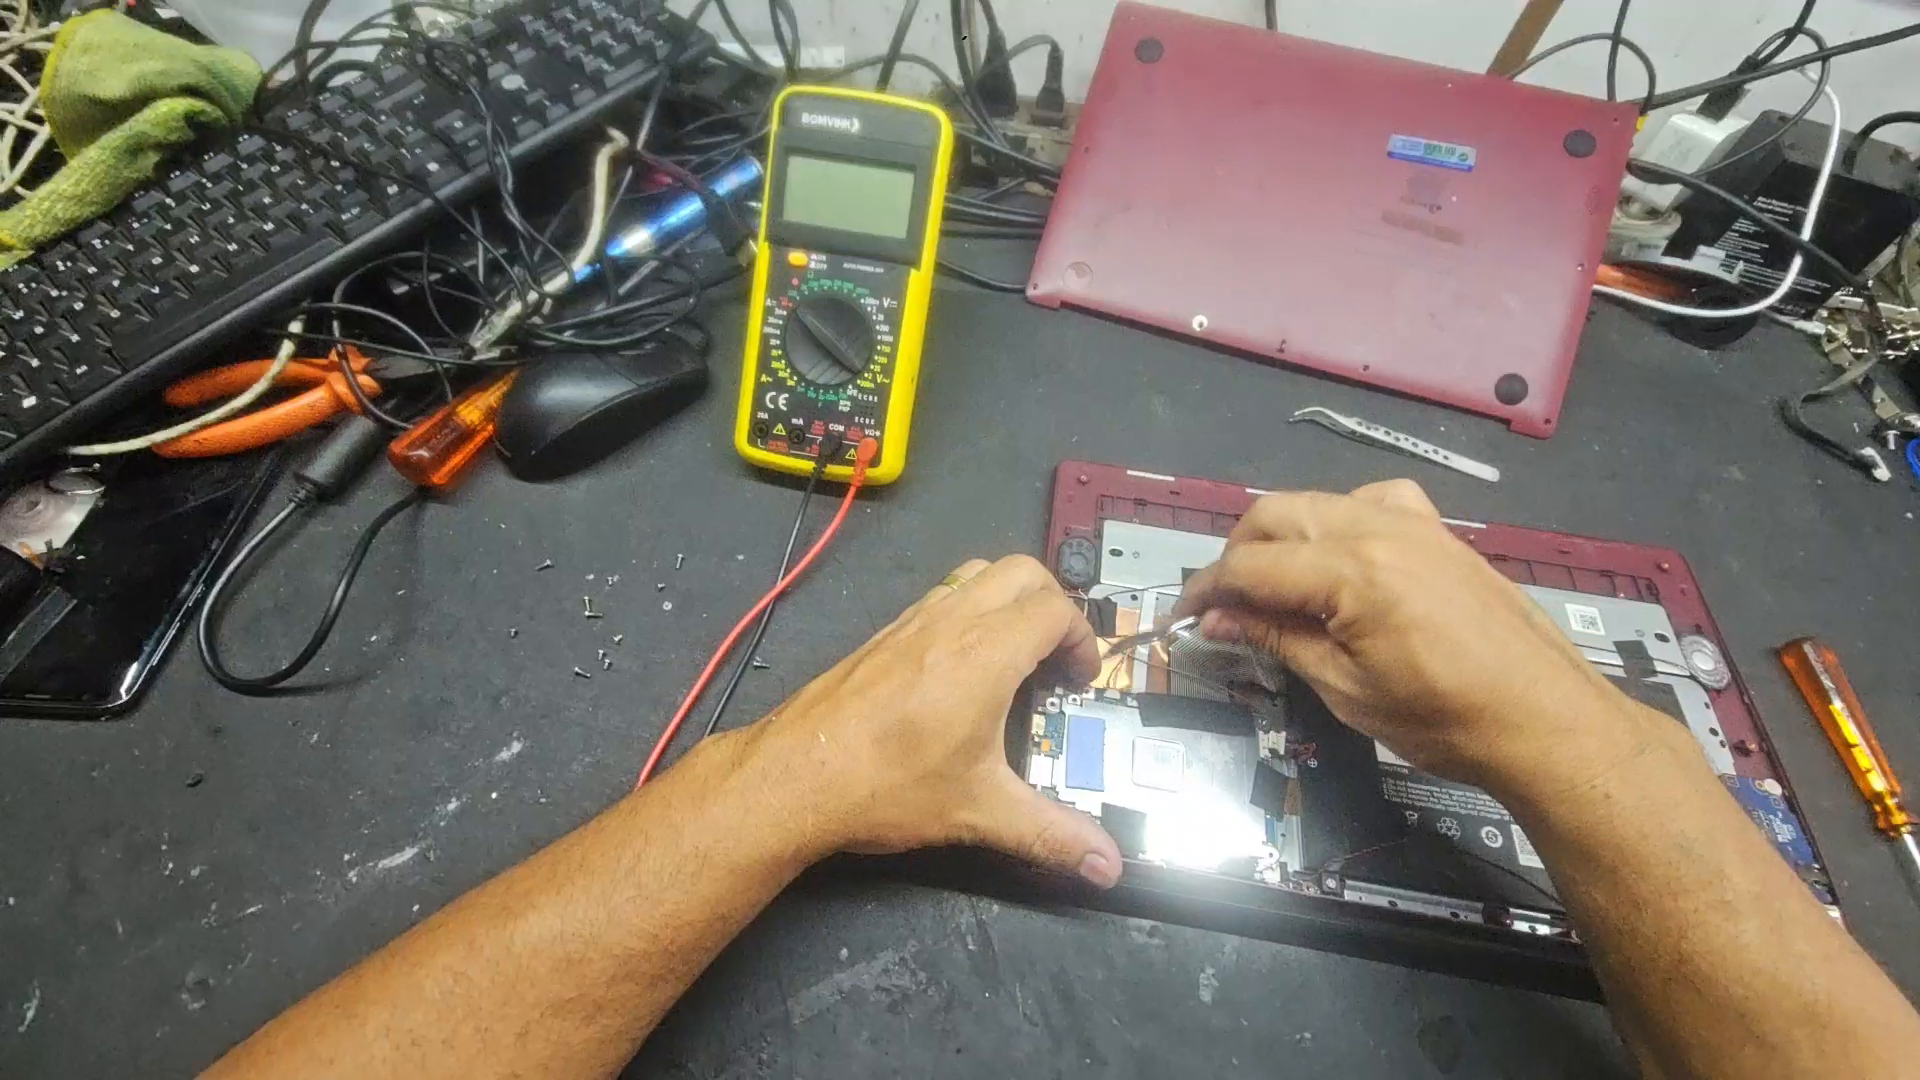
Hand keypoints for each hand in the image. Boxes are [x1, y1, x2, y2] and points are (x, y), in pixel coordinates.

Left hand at [734, 555, 1122, 886]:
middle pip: (1022, 571)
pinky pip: (943, 593)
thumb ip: (1052, 833)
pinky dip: (971, 607)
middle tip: (1056, 657)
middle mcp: (952, 620)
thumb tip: (1109, 868)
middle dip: (1054, 604)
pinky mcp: (887, 631)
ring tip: (1015, 653)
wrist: (796, 775)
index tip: (1080, 681)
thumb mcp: (980, 811)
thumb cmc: (891, 785)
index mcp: (986, 652)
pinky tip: (962, 664)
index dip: (1082, 640)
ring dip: (1010, 598)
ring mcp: (914, 619)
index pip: (1055, 610)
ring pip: (978, 573)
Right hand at [1174, 481, 1647, 793]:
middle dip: (1234, 556)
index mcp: (1351, 572)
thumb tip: (1214, 618)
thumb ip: (1274, 637)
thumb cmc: (1442, 719)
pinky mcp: (1436, 530)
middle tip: (1227, 605)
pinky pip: (1370, 499)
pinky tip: (1339, 551)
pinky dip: (1335, 517)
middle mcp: (1376, 529)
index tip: (1181, 616)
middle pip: (1272, 516)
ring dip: (1276, 535)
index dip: (1204, 590)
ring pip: (1313, 501)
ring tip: (1272, 582)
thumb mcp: (1341, 686)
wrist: (1547, 722)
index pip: (1249, 566)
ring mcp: (1411, 522)